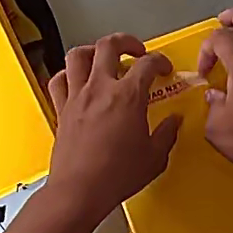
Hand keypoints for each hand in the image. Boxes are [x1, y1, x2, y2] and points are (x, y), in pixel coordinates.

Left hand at [44, 34, 180, 224]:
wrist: (81, 190)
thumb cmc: (117, 175)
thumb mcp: (155, 157)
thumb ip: (167, 134)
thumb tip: (174, 123)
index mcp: (128, 97)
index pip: (147, 64)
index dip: (160, 61)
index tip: (163, 68)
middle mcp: (100, 89)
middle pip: (109, 46)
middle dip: (126, 41)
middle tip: (136, 50)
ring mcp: (77, 97)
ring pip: (78, 55)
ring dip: (93, 50)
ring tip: (103, 57)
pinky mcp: (62, 110)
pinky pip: (59, 80)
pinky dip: (68, 74)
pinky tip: (76, 79)